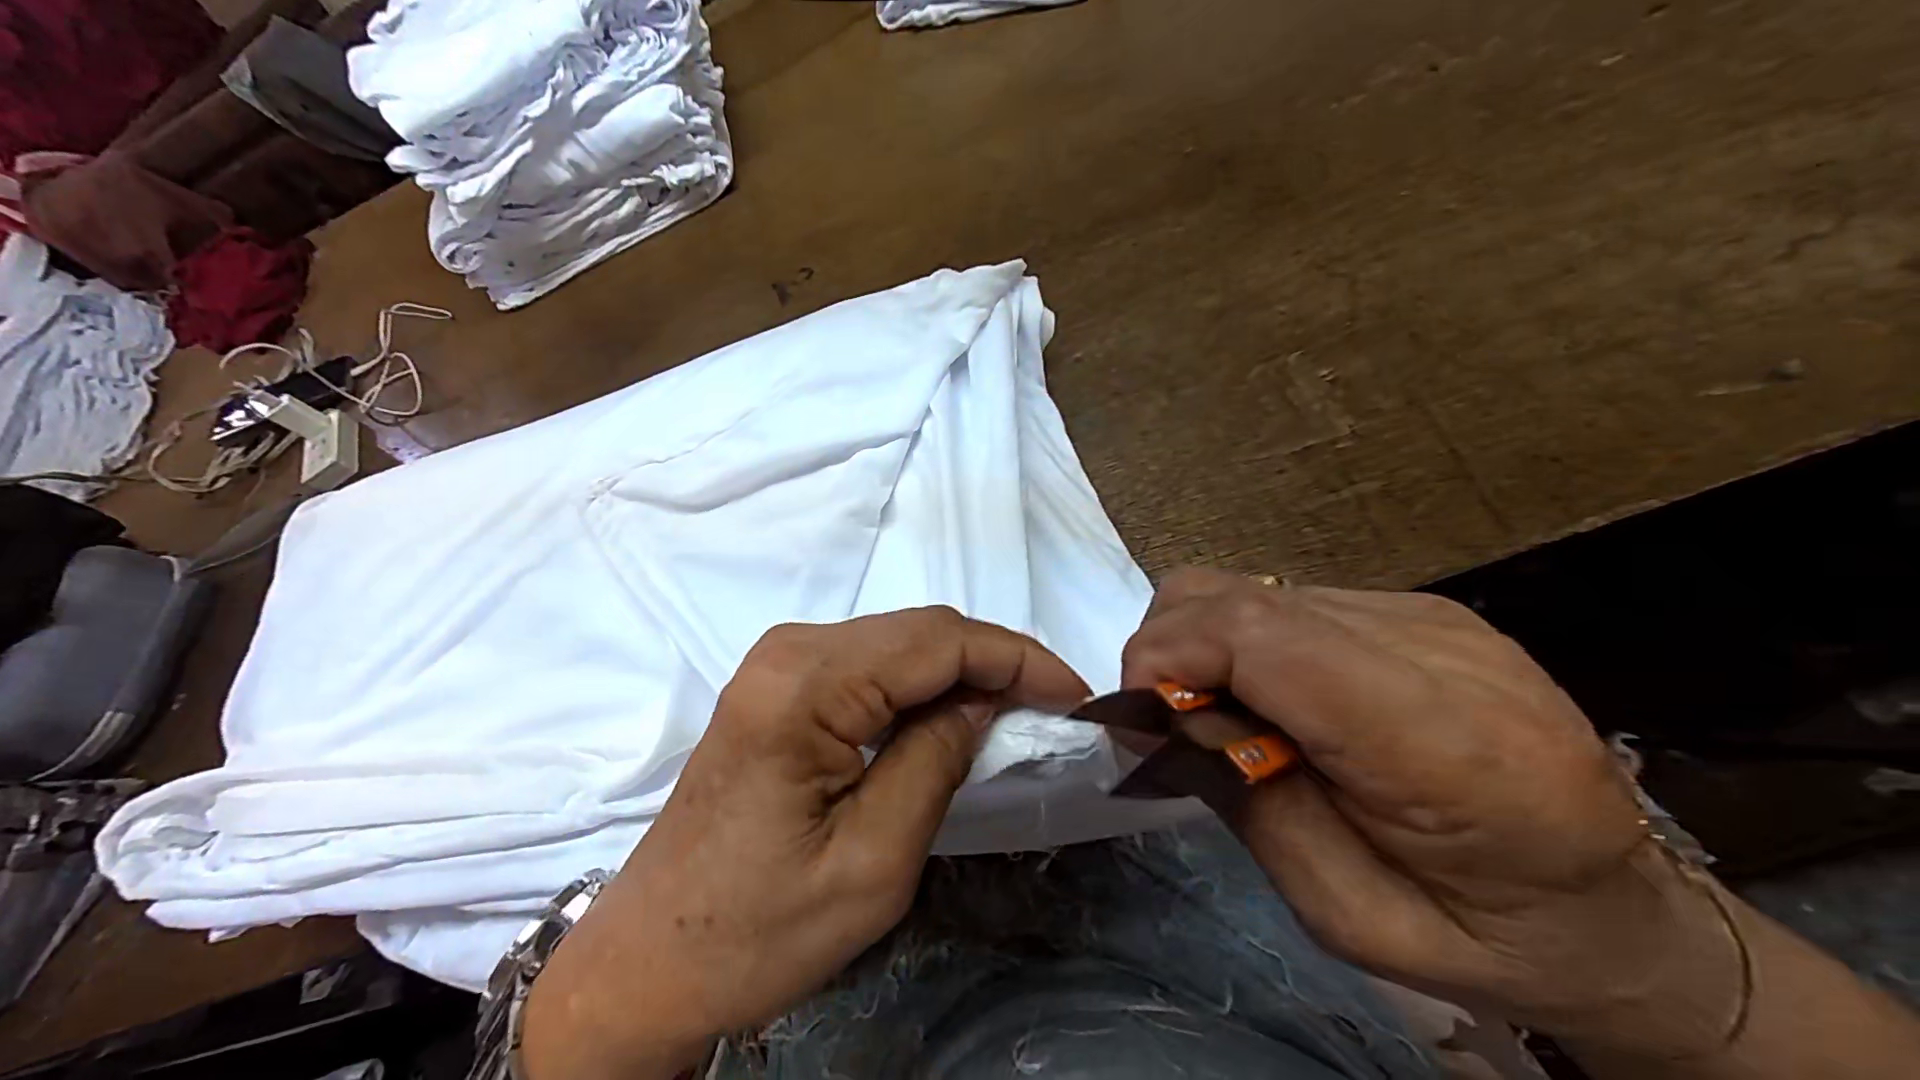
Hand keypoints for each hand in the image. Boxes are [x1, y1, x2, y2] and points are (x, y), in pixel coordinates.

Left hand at [520, 608, 1089, 1079]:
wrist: (651, 958)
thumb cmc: (759, 928)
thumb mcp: (874, 859)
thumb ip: (936, 758)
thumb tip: (986, 697)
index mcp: (806, 685)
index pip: (939, 641)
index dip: (1018, 658)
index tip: (1076, 694)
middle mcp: (789, 650)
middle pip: (920, 630)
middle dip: (995, 659)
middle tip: (1052, 705)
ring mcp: (778, 662)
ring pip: (899, 640)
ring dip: (962, 669)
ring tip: (1015, 710)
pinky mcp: (777, 684)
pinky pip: (870, 661)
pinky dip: (923, 680)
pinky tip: (951, 712)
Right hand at [1120, 569, 1744, 1057]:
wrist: (1619, 908)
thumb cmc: (1489, 939)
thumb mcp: (1348, 917)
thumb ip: (1248, 803)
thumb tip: (1169, 713)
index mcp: (1439, 742)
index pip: (1258, 637)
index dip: (1168, 659)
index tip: (1138, 721)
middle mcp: (1433, 648)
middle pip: (1237, 597)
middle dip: (1169, 653)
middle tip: (1172, 728)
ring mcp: (1426, 615)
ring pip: (1248, 589)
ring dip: (1204, 648)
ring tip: (1228, 721)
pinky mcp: (1415, 608)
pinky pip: (1285, 602)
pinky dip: (1246, 645)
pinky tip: (1279, 704)